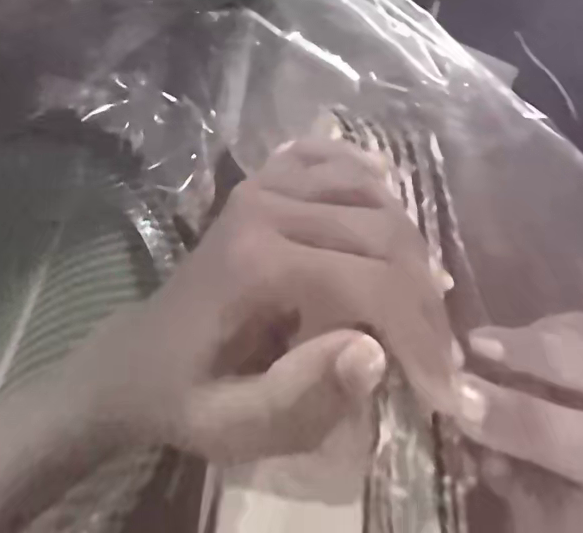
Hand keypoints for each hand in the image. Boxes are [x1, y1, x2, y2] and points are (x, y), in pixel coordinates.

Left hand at [80, 137, 461, 461]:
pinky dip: (363, 167)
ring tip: (425, 289)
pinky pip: (326, 155)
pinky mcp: (264, 178)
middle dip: (423, 292)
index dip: (418, 334)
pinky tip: (386, 184)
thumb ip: (301, 399)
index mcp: (256, 263)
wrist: (137, 355)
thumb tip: (375, 352)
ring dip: (408, 237)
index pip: (367, 282)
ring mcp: (263, 183)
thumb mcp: (232, 427)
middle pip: (378, 231)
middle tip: (441, 347)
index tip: (445, 387)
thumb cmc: (187, 395)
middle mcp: (265, 205)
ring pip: (366, 188)